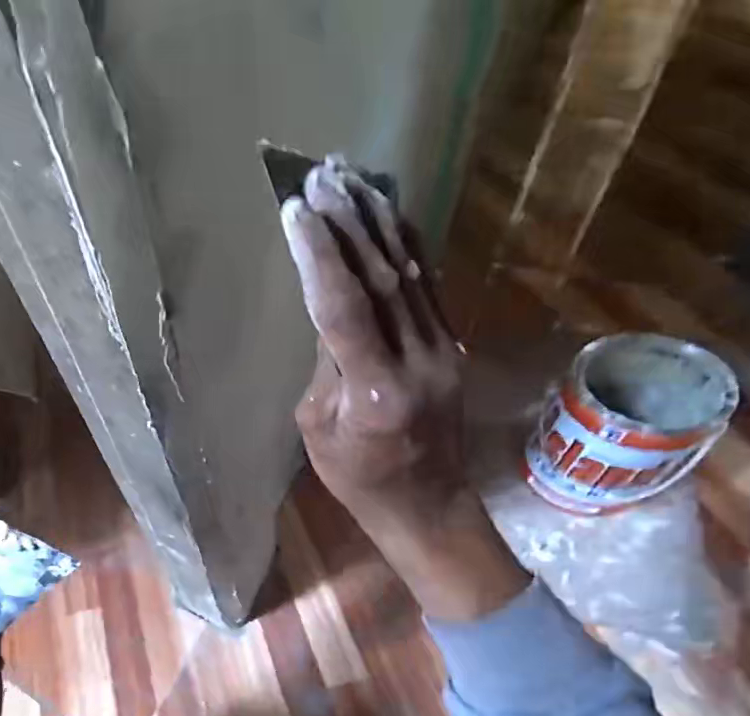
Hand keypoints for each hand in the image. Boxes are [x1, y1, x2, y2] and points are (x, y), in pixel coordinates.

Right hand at [281, 158, 465, 538]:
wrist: (428, 503)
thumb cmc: (359, 479)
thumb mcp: (319, 430)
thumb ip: (326, 367)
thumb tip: (330, 313)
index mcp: (375, 391)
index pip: (343, 309)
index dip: (319, 257)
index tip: (296, 210)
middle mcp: (416, 361)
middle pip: (381, 278)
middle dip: (348, 223)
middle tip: (320, 177)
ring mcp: (443, 350)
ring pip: (410, 272)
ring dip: (378, 222)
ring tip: (351, 178)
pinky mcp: (453, 346)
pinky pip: (428, 286)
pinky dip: (407, 245)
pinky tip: (388, 214)